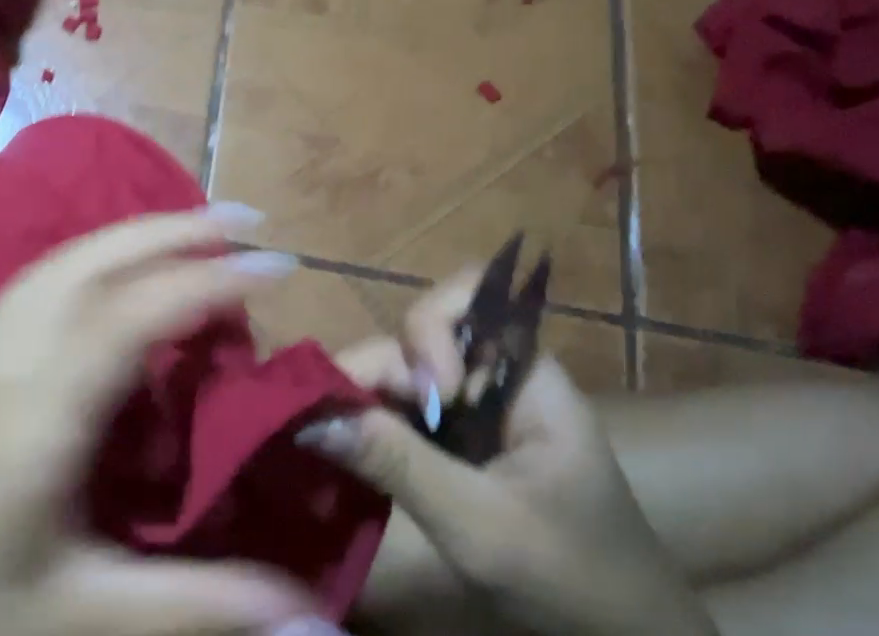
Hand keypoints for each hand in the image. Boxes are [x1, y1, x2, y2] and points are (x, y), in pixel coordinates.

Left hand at [0, 203, 340, 635]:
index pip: (134, 312)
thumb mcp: (77, 615)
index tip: (280, 262)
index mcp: (39, 410)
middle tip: (245, 216)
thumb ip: (197, 606)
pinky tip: (107, 276)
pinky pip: (31, 284)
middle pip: (89, 262)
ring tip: (187, 232)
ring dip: (124, 236)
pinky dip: (86, 260)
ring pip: (54, 263)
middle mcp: (4, 358)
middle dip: (169, 228)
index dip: (210, 279)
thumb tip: (317, 617)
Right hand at [302, 269, 716, 635]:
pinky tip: (343, 453)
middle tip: (340, 428)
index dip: (429, 328)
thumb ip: (398, 462)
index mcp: (526, 378)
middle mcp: (493, 381)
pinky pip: (397, 412)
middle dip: (376, 373)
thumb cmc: (569, 578)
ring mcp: (471, 413)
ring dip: (361, 400)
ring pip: (399, 375)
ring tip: (331, 443)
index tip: (424, 392)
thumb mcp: (480, 524)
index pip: (468, 300)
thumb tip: (309, 416)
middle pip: (417, 339)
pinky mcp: (451, 446)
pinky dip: (365, 425)